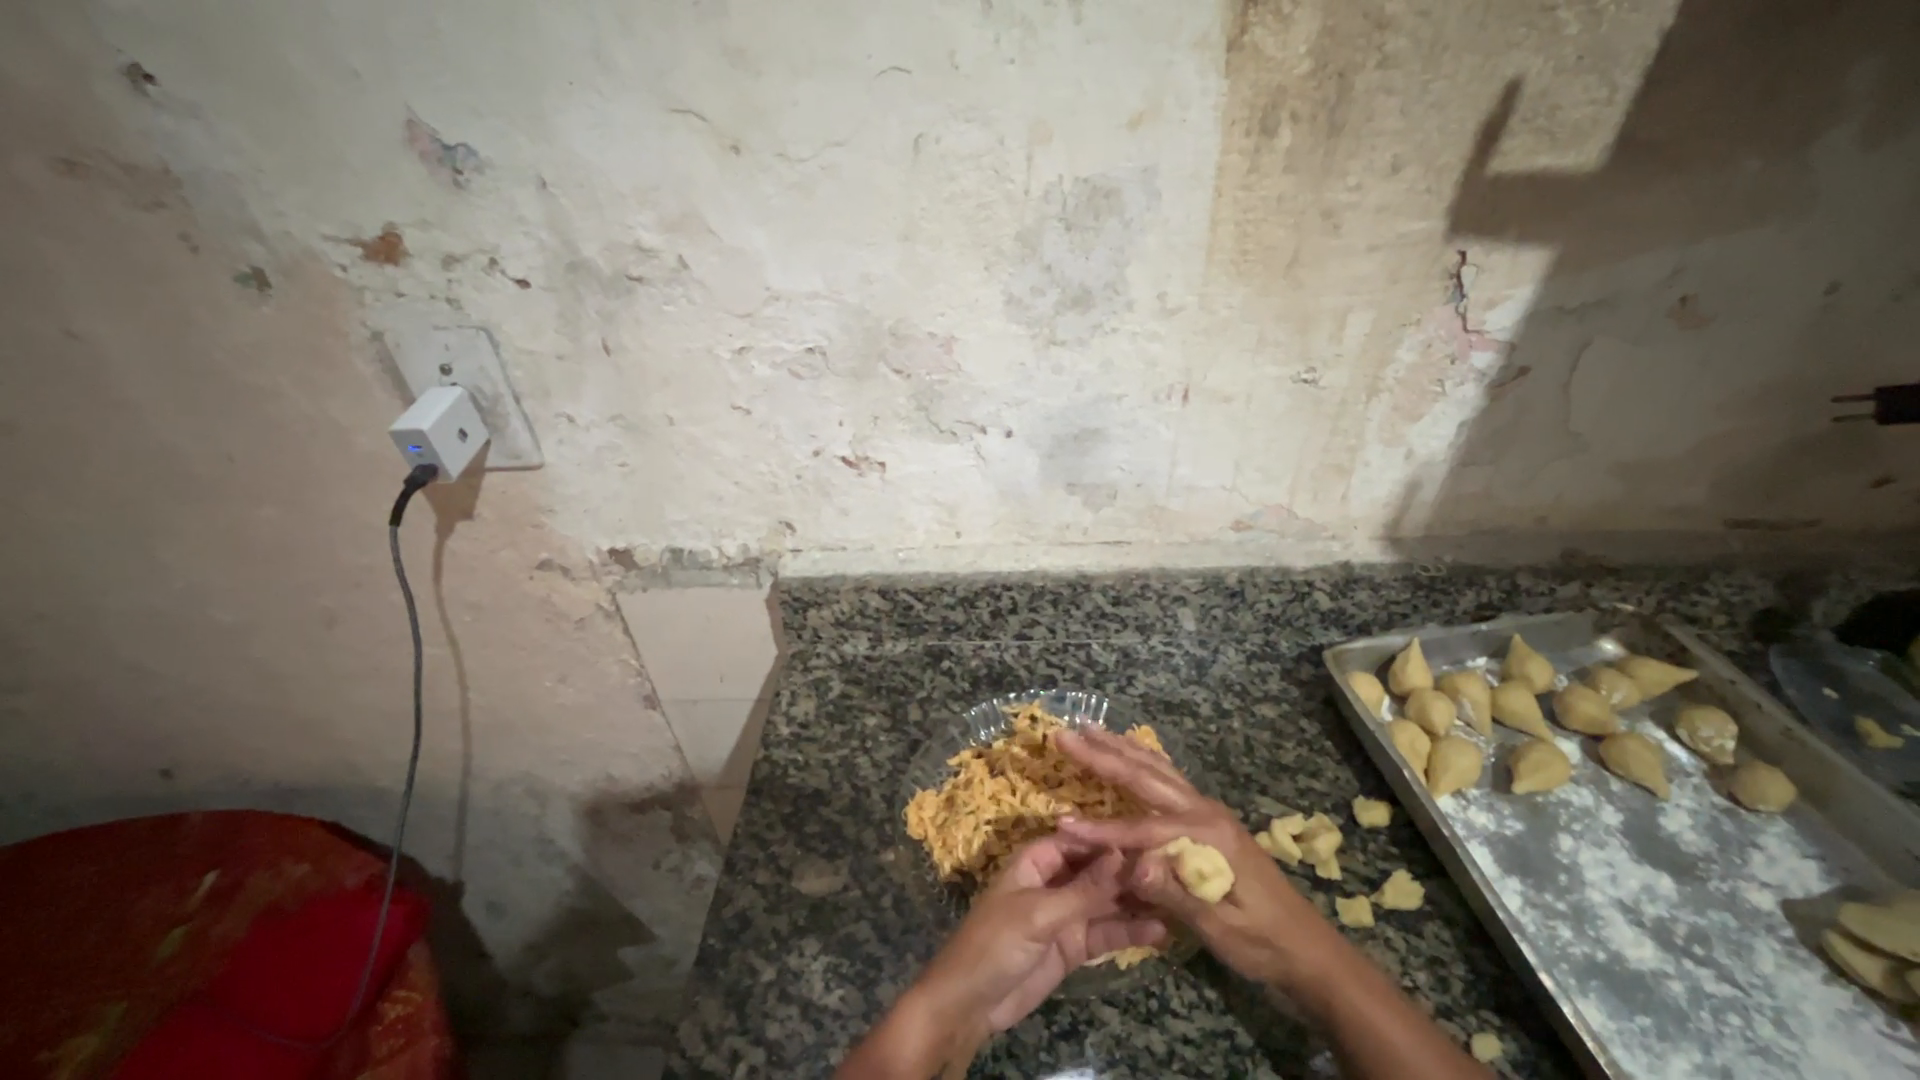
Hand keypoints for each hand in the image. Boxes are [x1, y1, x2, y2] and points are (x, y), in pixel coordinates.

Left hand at [912, 836, 1165, 1031]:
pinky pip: (1106, 932)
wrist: (970, 1004)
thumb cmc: (994, 944)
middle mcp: (1054, 881)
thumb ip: (1083, 889)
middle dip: (1129, 870)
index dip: (1110, 838)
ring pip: (1106, 902)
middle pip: (1097, 870)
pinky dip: (1129, 932)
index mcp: (1035, 861)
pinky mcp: (1074, 946)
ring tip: (1176, 898)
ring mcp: (1065, 914)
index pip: (1078, 840)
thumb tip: (1120, 854)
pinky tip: (1160, 931)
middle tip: (1174, 869)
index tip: (1149, 835)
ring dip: (1135, 901)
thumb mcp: (1039, 913)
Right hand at [1054, 728, 1341, 990]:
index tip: (1062, 825)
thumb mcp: (1219, 927)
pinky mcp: (1209, 820)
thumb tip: (1130, 865)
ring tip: (1089, 729)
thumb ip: (1175, 892)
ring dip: (1120, 749)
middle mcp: (1207, 812)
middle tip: (1065, 735)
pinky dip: (1142, 761)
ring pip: (1157, 771)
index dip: (1101, 831)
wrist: (1307, 949)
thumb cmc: (1263, 943)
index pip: (1143, 830)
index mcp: (1208, 836)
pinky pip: (1168, 780)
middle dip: (1103, 755)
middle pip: (1146, 777)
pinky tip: (1128, 753)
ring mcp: (1209, 812)